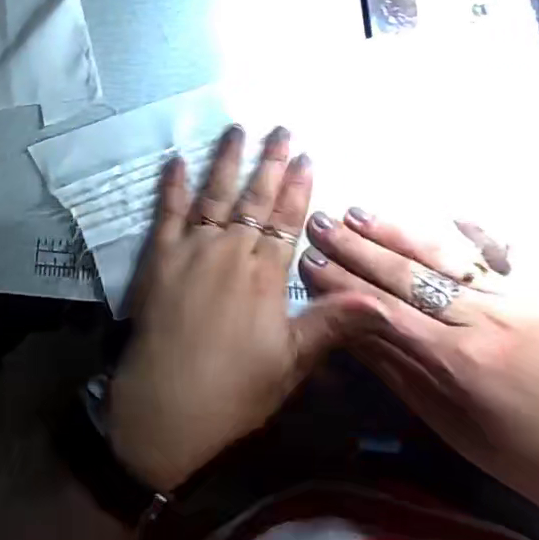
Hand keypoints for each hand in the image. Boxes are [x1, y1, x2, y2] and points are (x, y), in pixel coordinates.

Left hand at [104, 127, 383, 491]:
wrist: (163, 409)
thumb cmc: (233, 391)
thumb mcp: (292, 364)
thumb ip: (331, 324)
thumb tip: (379, 299)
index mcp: (265, 276)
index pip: (286, 220)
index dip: (298, 187)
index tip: (307, 156)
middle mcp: (231, 252)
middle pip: (255, 198)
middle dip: (270, 162)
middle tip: (280, 129)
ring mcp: (192, 251)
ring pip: (215, 195)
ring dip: (227, 161)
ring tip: (237, 129)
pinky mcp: (159, 259)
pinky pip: (167, 213)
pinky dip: (172, 186)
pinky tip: (176, 160)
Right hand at [300, 208, 538, 539]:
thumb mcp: (465, 436)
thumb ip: (408, 380)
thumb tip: (356, 339)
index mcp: (464, 367)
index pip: (384, 311)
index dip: (342, 286)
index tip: (309, 263)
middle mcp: (488, 320)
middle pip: (408, 274)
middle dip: (358, 248)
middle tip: (320, 222)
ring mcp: (521, 298)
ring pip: (446, 256)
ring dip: (398, 232)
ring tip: (360, 211)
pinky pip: (499, 254)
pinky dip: (469, 230)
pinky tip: (446, 210)